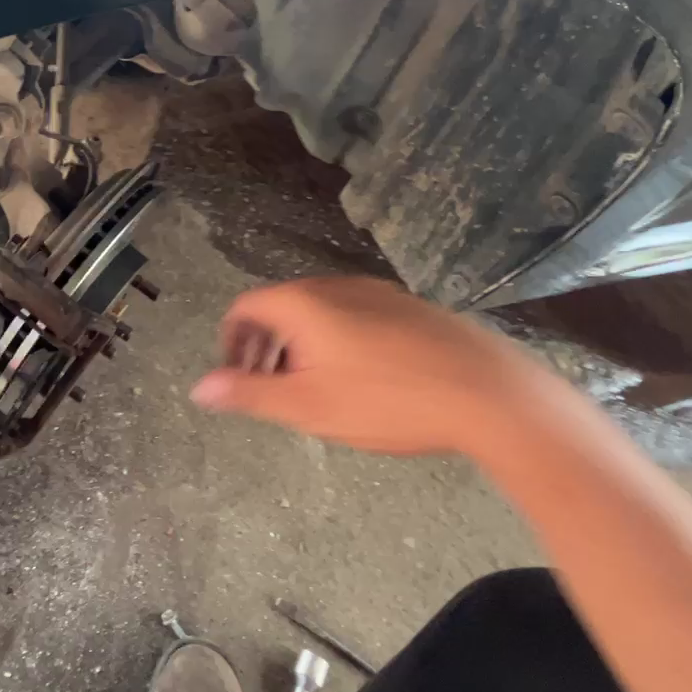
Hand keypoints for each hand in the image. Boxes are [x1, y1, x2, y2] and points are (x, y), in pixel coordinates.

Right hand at [190, 276, 554, 456]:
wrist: (493, 396)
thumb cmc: (388, 400)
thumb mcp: (306, 406)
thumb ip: (248, 393)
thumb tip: (198, 388)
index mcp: (302, 302)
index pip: (244, 307)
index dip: (232, 341)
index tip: (240, 376)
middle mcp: (335, 286)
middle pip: (281, 307)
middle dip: (266, 346)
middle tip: (272, 387)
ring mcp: (378, 293)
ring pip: (320, 312)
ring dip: (302, 346)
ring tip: (318, 390)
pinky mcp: (412, 308)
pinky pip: (356, 316)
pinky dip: (339, 341)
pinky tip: (367, 382)